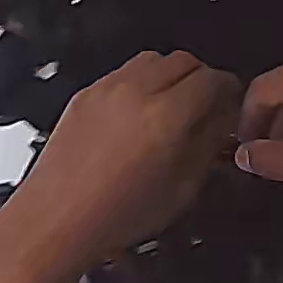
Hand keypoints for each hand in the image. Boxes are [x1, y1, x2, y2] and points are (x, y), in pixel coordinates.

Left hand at [5, 51, 239, 271]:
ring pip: (154, 59)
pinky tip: (141, 110)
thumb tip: (221, 121)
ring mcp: (107, 89)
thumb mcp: (181, 190)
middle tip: (206, 102)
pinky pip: (124, 71)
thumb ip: (208, 145)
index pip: (211, 79)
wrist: (53, 223)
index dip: (228, 88)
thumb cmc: (109, 218)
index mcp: (165, 117)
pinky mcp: (86, 93)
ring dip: (171, 74)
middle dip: (202, 78)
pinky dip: (142, 81)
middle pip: (185, 60)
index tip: (230, 100)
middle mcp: (135, 93)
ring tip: (173, 103)